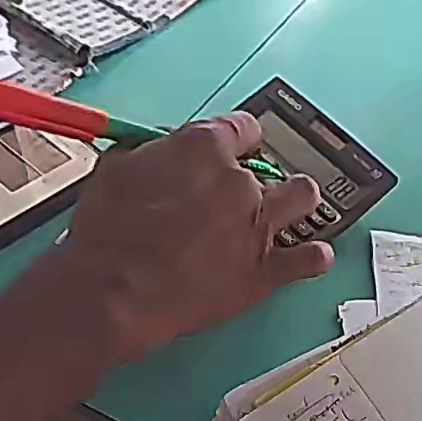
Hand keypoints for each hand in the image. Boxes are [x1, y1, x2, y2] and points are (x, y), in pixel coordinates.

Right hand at [60, 114, 332, 362]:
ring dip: (298, 201)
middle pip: (270, 168)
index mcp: (203, 149)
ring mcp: (257, 228)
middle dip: (257, 180)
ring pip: (304, 198)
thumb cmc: (106, 235)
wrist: (112, 291)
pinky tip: (315, 256)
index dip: (239, 140)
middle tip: (244, 196)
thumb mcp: (117, 170)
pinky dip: (314, 257)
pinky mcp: (265, 271)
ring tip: (289, 211)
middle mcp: (238, 183)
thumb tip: (164, 151)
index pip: (242, 128)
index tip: (238, 148)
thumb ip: (153, 153)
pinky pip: (309, 259)